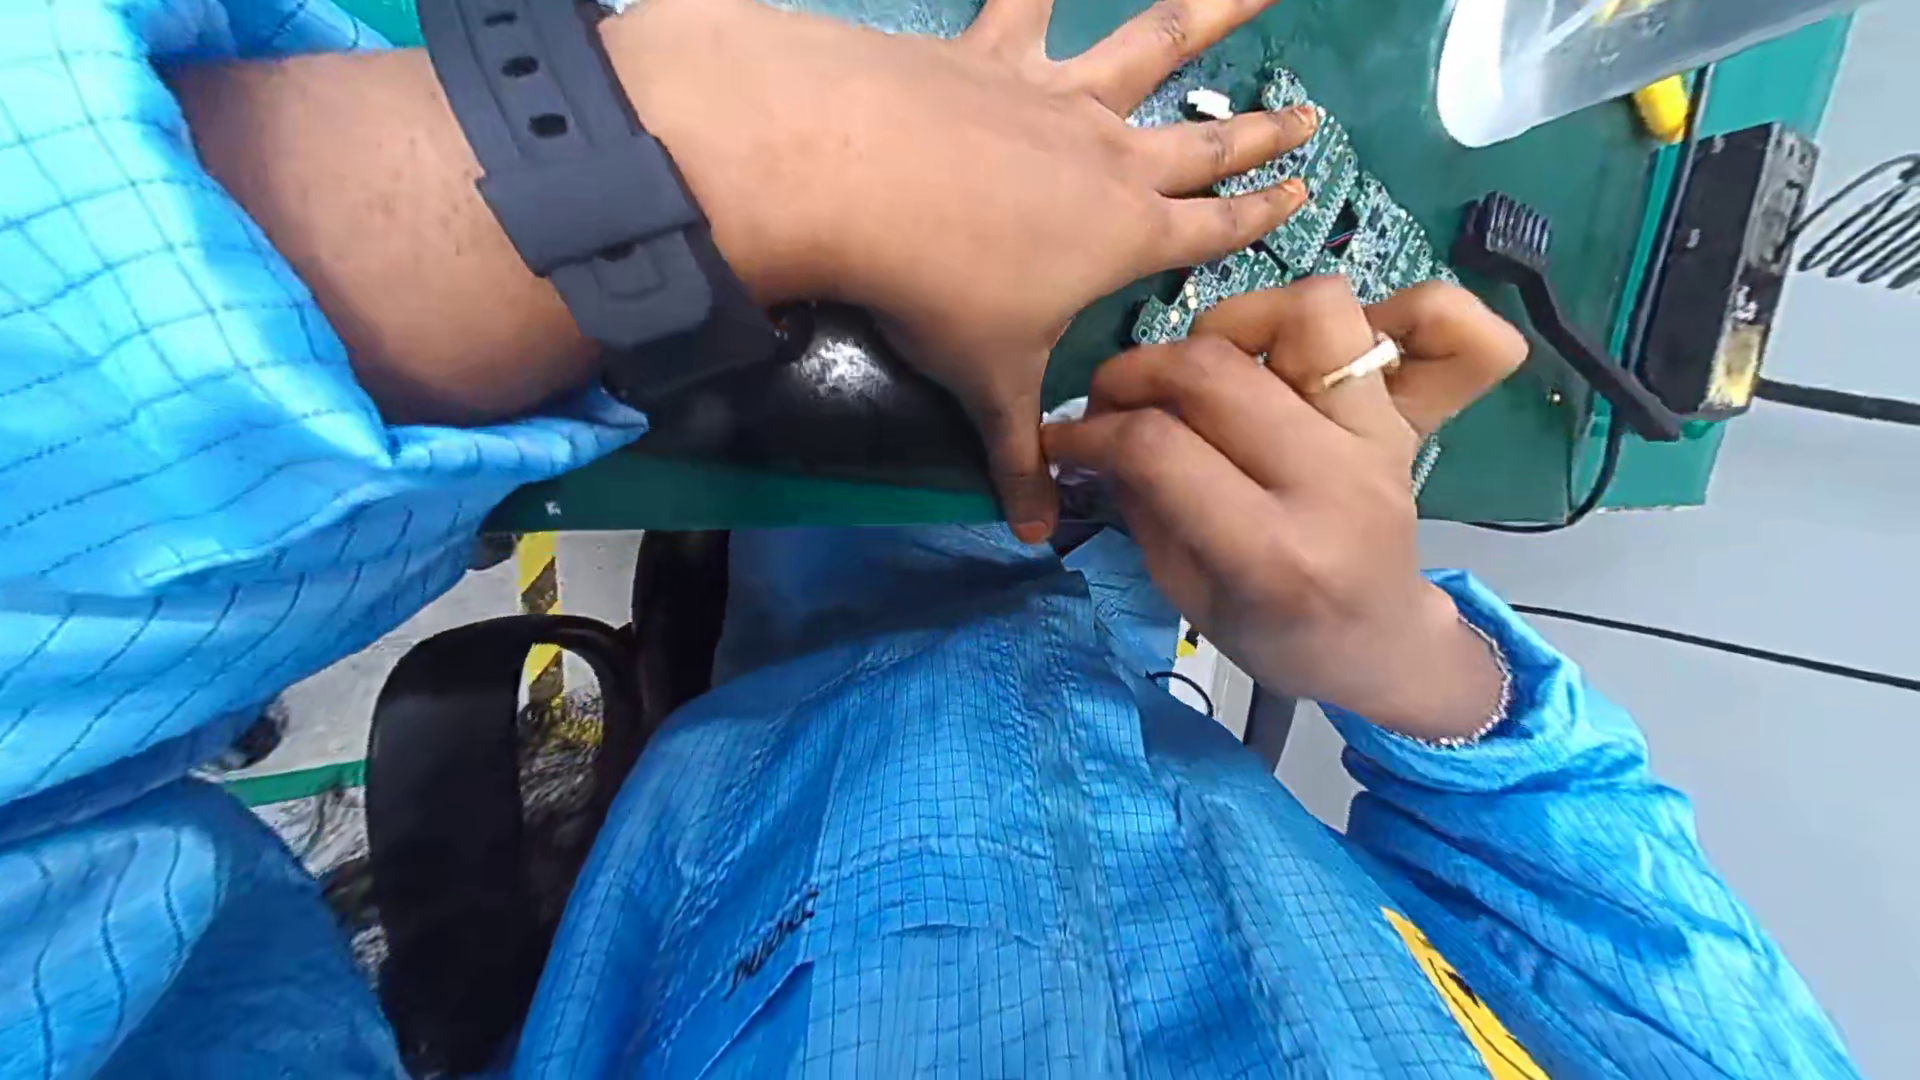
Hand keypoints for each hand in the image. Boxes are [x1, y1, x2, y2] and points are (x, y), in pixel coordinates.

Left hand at [605, 0, 1316, 540]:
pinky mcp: (990, 53)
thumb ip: (1018, 463)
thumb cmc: (945, 295)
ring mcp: (1054, 97)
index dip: (1257, 216)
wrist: (863, 188)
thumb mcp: (989, 389)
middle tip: (1306, 109)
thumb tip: (1031, 537)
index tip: (1303, 189)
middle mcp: (1106, 157)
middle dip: (1256, 134)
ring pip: (1147, 45)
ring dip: (1205, 15)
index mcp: (1121, 236)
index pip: (1210, 231)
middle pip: (1200, 145)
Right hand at [1042, 278, 1527, 738]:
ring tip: (1196, 364)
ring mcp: (1379, 437)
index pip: (1157, 449)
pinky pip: (1420, 313)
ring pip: (1309, 313)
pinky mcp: (1402, 415)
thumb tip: (1098, 435)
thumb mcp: (1182, 592)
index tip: (1060, 443)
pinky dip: (1342, 312)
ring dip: (1226, 324)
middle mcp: (1331, 480)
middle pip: (1212, 372)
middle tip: (1106, 400)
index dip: (1089, 434)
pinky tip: (1278, 350)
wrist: (1379, 645)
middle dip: (1132, 373)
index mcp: (1269, 552)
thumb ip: (1142, 505)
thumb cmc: (1271, 637)